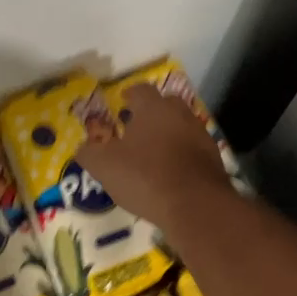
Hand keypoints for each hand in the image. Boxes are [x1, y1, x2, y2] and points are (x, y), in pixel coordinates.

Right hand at [76, 83, 235, 228]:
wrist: (196, 205)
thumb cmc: (145, 177)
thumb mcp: (104, 167)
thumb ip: (89, 153)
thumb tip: (83, 147)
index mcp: (153, 108)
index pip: (141, 90)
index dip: (130, 94)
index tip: (123, 102)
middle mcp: (180, 114)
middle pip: (166, 105)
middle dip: (152, 113)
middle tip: (137, 128)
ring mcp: (201, 136)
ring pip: (181, 127)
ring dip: (168, 136)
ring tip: (154, 154)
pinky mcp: (214, 159)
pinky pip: (193, 150)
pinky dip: (182, 156)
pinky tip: (172, 174)